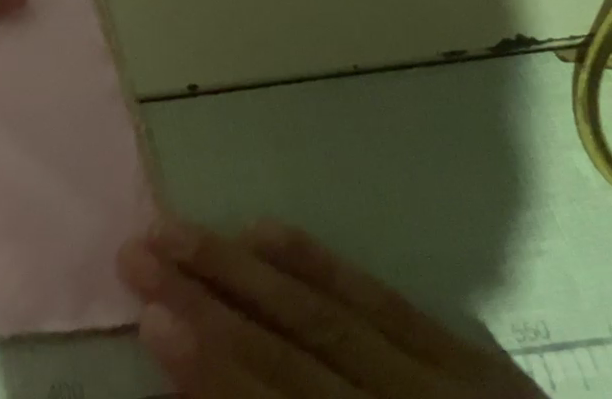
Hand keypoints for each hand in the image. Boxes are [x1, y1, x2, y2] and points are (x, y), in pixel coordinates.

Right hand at [118, 219, 546, 398]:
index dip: (210, 368)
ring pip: (327, 314)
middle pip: (293, 351)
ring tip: (174, 230)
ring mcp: (448, 388)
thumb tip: (179, 373)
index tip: (148, 318)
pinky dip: (319, 264)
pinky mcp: (474, 360)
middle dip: (206, 302)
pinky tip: (261, 229)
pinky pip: (386, 301)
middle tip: (136, 254)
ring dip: (240, 269)